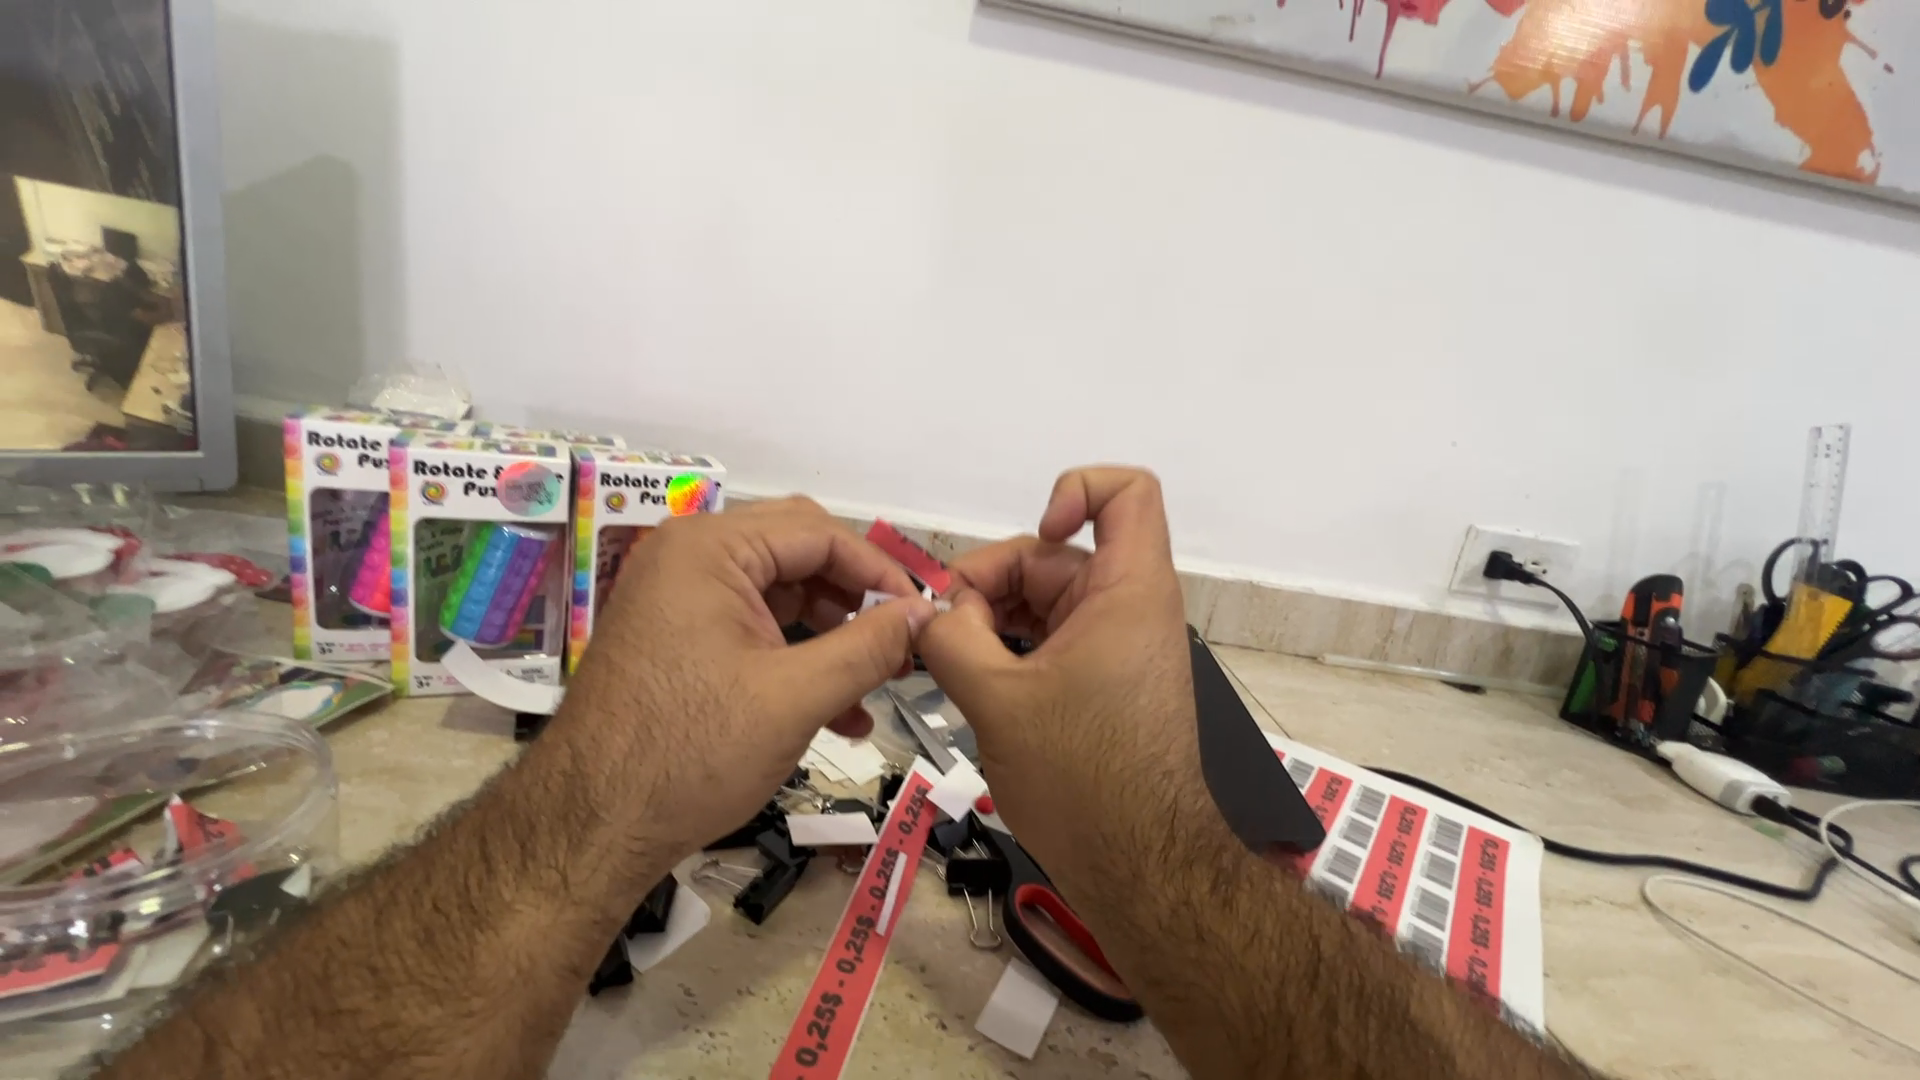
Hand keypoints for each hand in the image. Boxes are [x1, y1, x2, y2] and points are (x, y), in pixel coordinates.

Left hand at [551, 497, 936, 858]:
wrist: (588, 831)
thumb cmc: (692, 752)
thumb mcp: (795, 698)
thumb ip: (869, 646)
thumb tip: (925, 614)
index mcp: (710, 548)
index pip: (820, 533)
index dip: (881, 571)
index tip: (923, 616)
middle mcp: (691, 557)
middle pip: (800, 552)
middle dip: (856, 598)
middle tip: (898, 639)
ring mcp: (681, 597)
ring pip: (783, 592)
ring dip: (834, 633)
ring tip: (876, 682)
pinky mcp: (680, 637)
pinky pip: (756, 626)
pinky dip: (798, 656)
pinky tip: (839, 710)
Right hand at [916, 468, 1199, 862]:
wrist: (1138, 866)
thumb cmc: (1080, 777)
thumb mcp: (996, 699)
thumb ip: (949, 639)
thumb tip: (927, 616)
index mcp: (1126, 590)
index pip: (1126, 492)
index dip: (1074, 490)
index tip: (1033, 534)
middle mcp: (1128, 606)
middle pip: (1054, 554)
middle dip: (991, 582)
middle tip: (942, 632)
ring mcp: (1117, 644)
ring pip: (1044, 598)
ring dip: (992, 619)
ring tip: (949, 660)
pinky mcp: (1104, 678)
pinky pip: (1051, 636)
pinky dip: (1010, 646)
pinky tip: (972, 677)